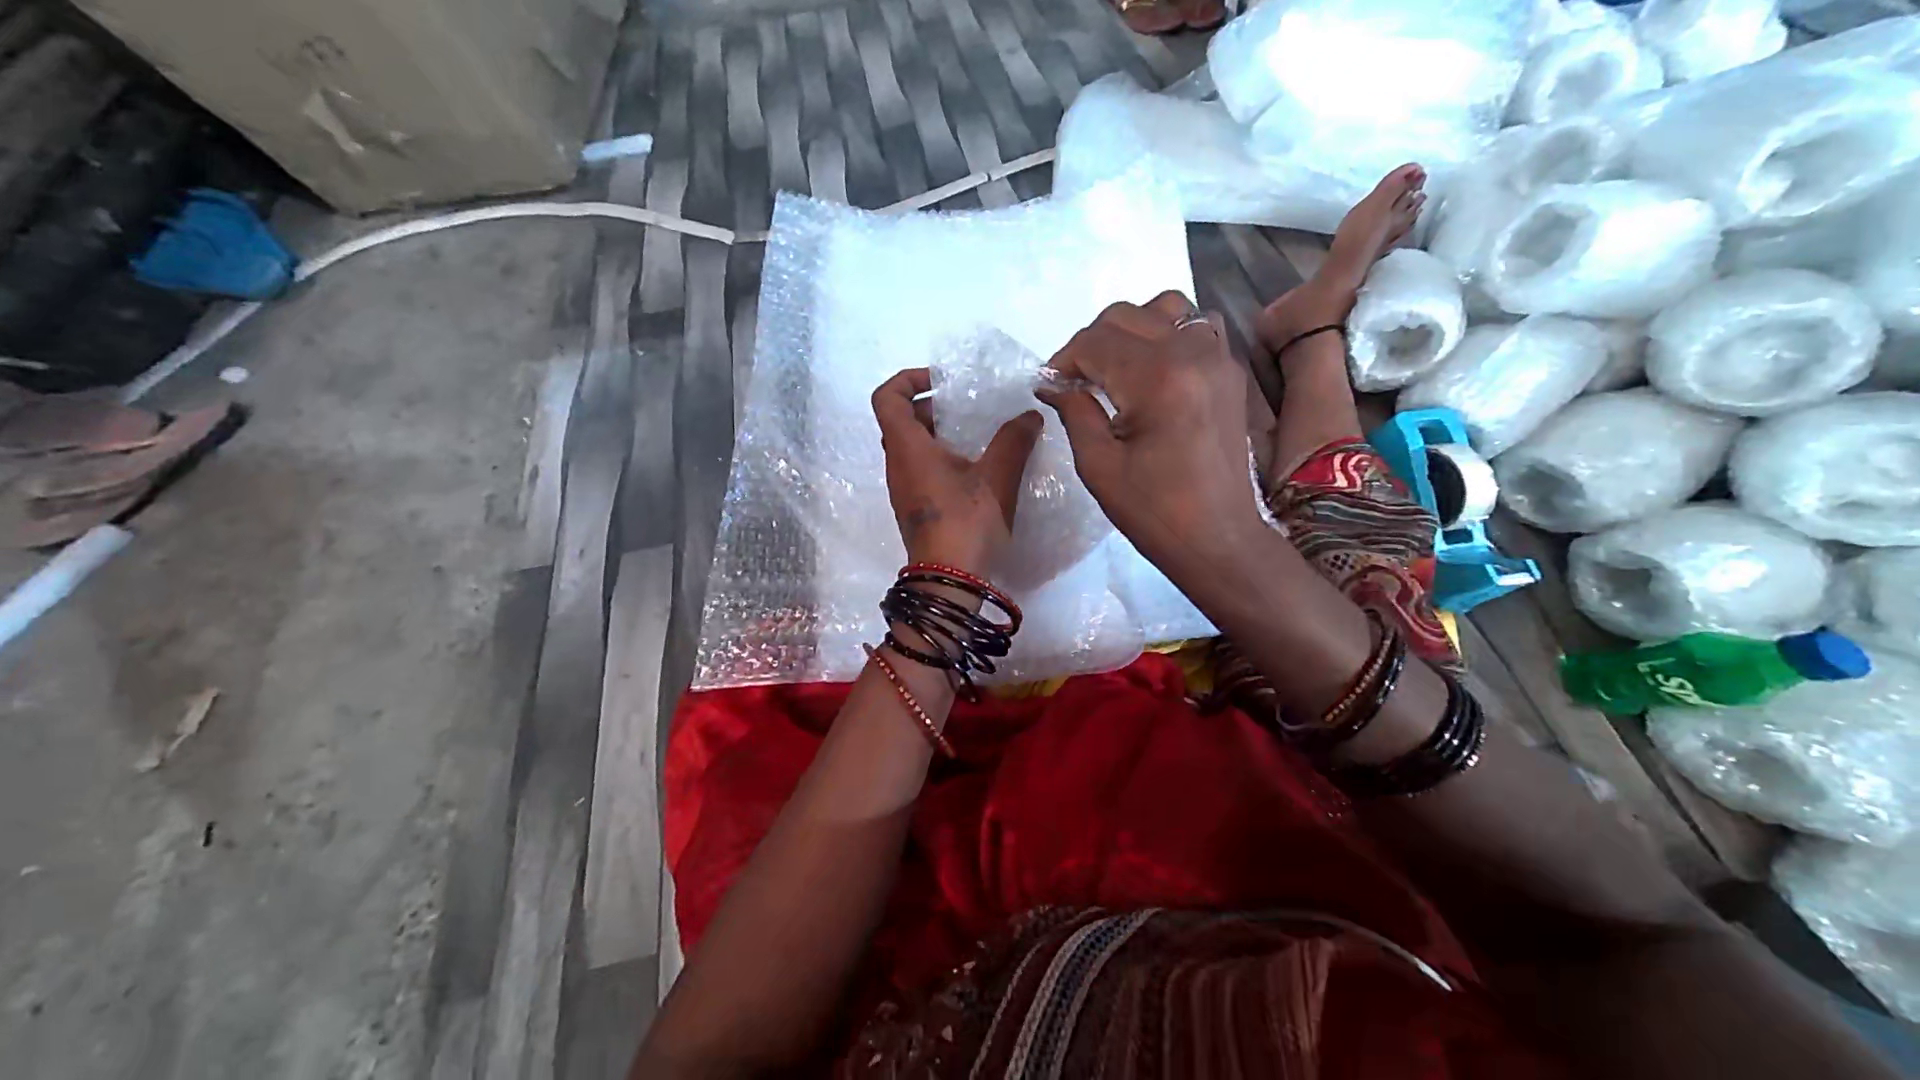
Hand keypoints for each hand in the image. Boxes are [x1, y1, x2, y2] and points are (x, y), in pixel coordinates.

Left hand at [872, 368, 1042, 577]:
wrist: (950, 581)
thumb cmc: (966, 523)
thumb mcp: (996, 478)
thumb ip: (1014, 441)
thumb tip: (1029, 415)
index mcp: (907, 448)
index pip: (887, 397)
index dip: (908, 379)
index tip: (942, 382)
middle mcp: (898, 464)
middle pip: (901, 419)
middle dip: (932, 406)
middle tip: (967, 408)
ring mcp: (904, 488)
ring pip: (912, 446)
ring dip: (940, 433)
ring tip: (977, 435)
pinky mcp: (915, 506)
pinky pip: (920, 467)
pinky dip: (942, 456)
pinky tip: (976, 467)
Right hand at [1038, 292, 1268, 576]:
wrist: (1219, 539)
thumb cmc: (1154, 511)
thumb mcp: (1099, 466)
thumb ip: (1075, 412)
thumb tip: (1052, 384)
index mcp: (1158, 378)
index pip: (1096, 342)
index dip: (1063, 360)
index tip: (1048, 385)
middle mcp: (1193, 353)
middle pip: (1127, 316)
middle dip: (1091, 342)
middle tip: (1074, 379)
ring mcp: (1219, 358)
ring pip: (1167, 309)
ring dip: (1131, 329)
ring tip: (1114, 366)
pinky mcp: (1230, 372)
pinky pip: (1197, 326)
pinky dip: (1168, 334)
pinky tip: (1152, 369)